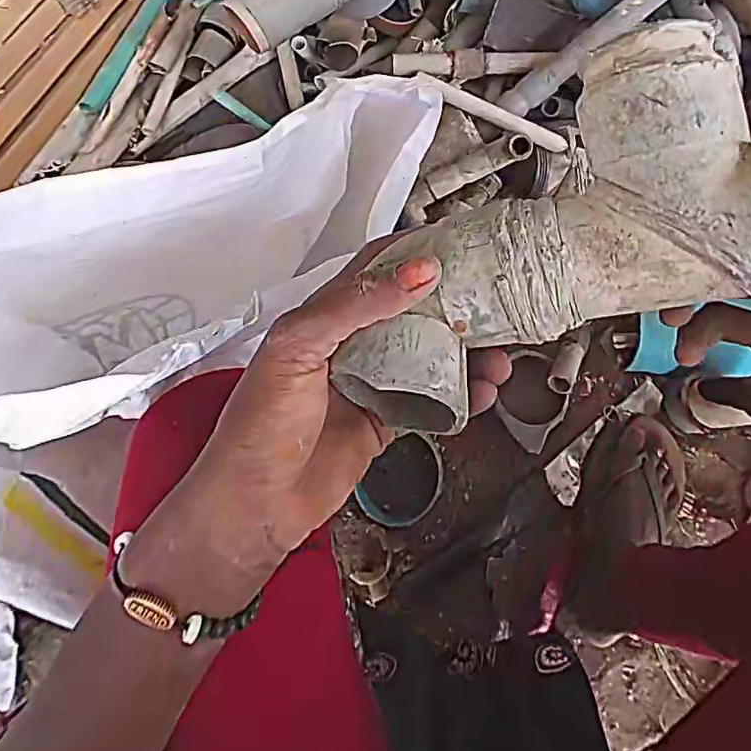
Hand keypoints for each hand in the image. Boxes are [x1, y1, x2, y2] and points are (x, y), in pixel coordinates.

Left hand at [122, 238, 511, 615]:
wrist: (255, 506)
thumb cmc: (258, 426)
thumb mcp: (299, 347)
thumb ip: (355, 306)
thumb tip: (415, 273)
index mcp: (324, 316)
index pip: (375, 269)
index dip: (413, 252)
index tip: (455, 245)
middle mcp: (350, 343)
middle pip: (412, 310)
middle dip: (452, 303)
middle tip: (490, 300)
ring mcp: (370, 382)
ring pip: (429, 354)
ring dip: (464, 352)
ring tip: (495, 353)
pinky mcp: (384, 419)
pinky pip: (432, 400)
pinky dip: (460, 395)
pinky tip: (479, 392)